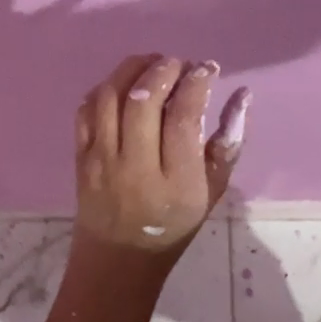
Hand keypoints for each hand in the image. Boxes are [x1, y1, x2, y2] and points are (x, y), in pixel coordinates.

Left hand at [74, 54, 249, 259]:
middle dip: (164, 70)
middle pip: (143, 100)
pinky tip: (124, 83)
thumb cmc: (174, 223)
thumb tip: (242, 93)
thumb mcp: (213, 191)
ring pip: (110, 97)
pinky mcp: (79, 156)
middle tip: (179, 63)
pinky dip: (105, 88)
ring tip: (152, 63)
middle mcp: (135, 167)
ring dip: (132, 69)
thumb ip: (229, 141)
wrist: (119, 258)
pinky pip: (86, 110)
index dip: (196, 83)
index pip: (183, 117)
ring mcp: (101, 160)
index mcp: (175, 180)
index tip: (207, 68)